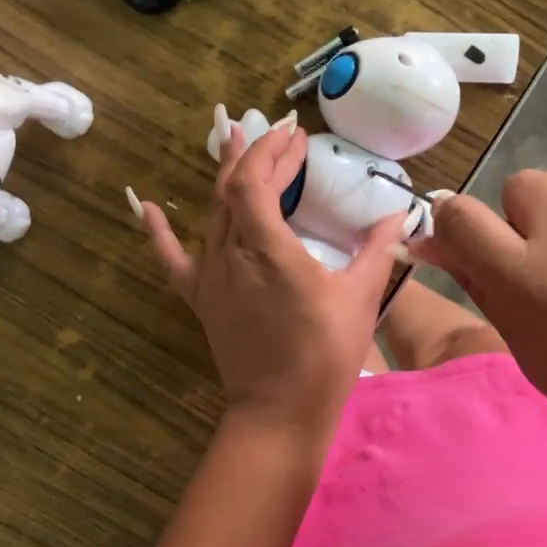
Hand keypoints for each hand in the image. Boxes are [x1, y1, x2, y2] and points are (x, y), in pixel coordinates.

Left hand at [132, 124, 403, 432]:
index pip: (256, 181)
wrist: (279, 410)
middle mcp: (230, 253)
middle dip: (257, 156)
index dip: (272, 152)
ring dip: (226, 177)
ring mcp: (211, 275)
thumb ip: (377, 250)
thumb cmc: (324, 355)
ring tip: (233, 143)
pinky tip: (147, 207)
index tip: (295, 136)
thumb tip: (398, 215)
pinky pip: (174, 260)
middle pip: (234, 190)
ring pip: (212, 213)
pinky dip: (159, 232)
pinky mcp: (202, 298)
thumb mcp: (360, 298)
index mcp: (267, 248)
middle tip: (281, 138)